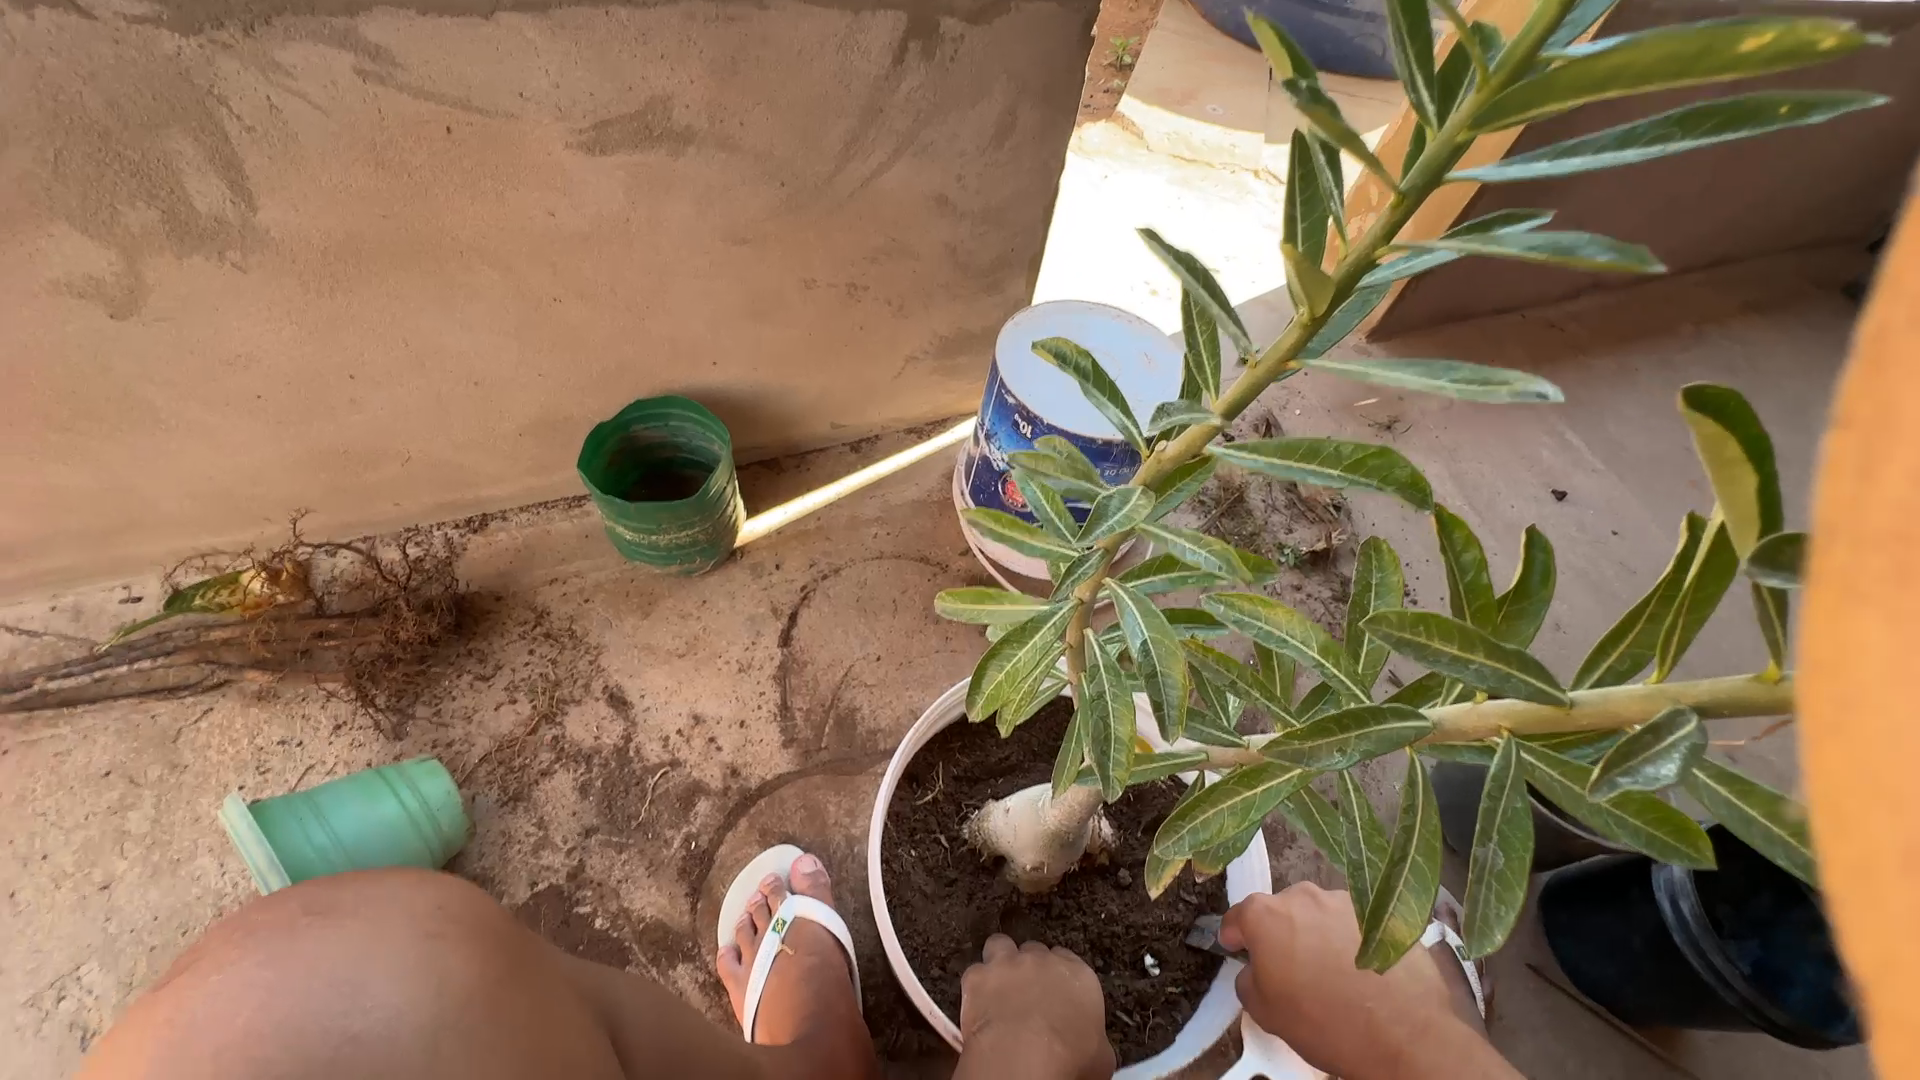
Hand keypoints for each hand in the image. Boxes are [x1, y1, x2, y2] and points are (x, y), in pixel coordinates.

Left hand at [956, 935, 1113, 1079]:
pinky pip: (975, 973)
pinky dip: (975, 987)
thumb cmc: (1068, 1061)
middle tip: (1028, 996)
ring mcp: (1008, 963)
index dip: (1060, 979)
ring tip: (999, 986)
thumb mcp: (1101, 1058)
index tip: (1057, 996)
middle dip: (1030, 969)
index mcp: (1078, 976)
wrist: (1024, 1062)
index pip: (1070, 962)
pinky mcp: (979, 976)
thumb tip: (1092, 1045)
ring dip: (1000, 961)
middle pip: (1035, 952)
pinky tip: (978, 1004)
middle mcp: (1043, 960)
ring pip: (1001, 945)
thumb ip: (1095, 1038)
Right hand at [1221, 883, 1484, 1079]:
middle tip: (1292, 968)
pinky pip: (1351, 923)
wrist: (1407, 1037)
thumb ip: (1247, 980)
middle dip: (1281, 934)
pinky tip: (1363, 971)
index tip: (1238, 951)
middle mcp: (1300, 895)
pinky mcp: (1379, 913)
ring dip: (1317, 933)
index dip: (1235, 937)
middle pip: (1280, 911)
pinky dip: (1350, 939)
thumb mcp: (1266, 1013)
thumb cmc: (1326, 1024)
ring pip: (1317, 914)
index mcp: (1264, 915)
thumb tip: (1255, 969)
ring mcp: (1341, 900)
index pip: (1237, 917)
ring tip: (1333, 970)